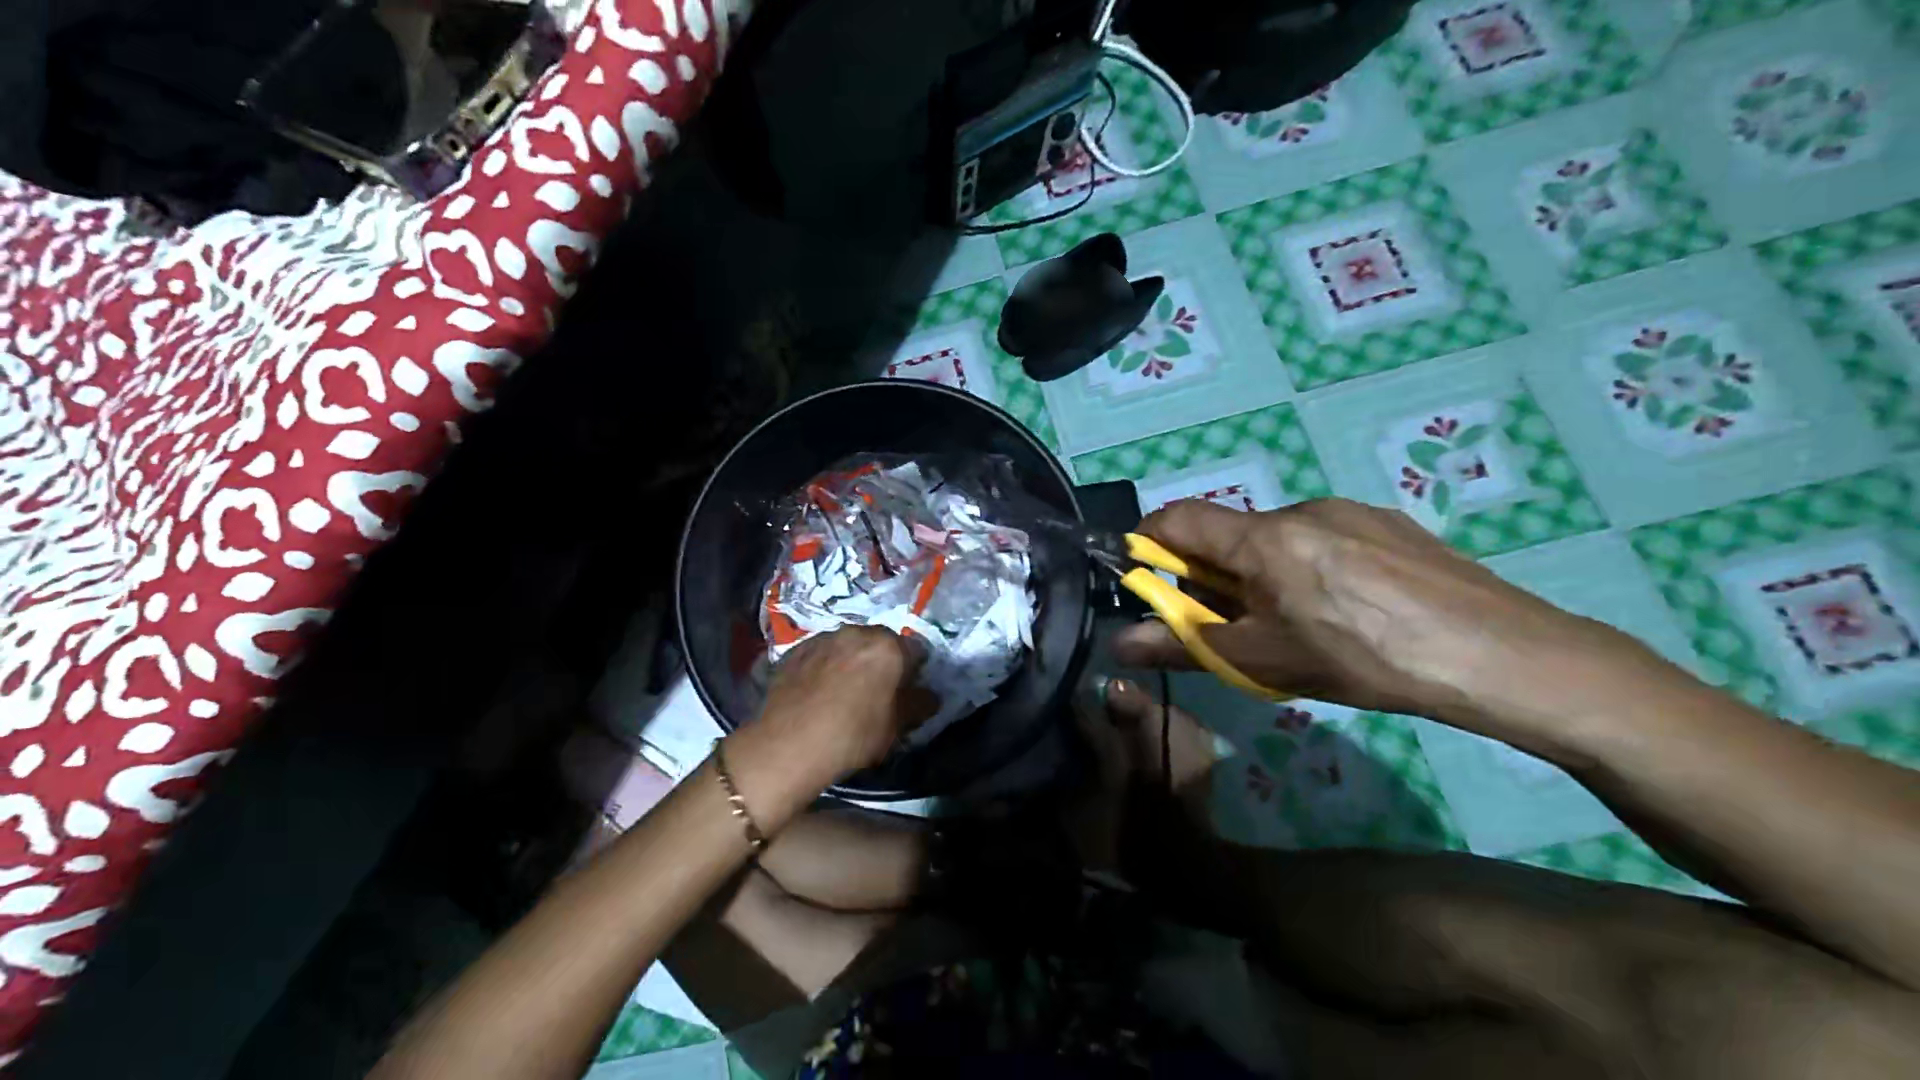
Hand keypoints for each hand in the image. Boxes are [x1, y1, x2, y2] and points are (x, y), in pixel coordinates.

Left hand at [739, 626, 931, 792]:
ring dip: (852, 661)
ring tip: (844, 691)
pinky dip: (826, 666)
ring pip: (848, 645)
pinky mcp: (795, 650)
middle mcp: (857, 632)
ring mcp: (823, 638)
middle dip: (882, 662)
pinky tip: (819, 692)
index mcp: (888, 646)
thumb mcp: (897, 726)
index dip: (914, 672)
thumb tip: (930, 696)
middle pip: (880, 643)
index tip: (907, 692)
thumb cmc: (854, 734)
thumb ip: (919, 705)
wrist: (789, 744)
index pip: (915, 651)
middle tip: (877, 691)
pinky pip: (821, 654)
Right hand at [1112, 499, 1671, 754]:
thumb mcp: (1264, 662)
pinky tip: (1350, 609)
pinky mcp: (1389, 523)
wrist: (1503, 656)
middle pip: (1229, 533)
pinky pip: (1324, 538)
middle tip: (1235, 624)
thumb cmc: (1365, 659)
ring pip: (1278, 538)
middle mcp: (1300, 509)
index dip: (1148, 543)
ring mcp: (1350, 511)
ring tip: (1302, 622)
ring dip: (1263, 572)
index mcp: (1263, 538)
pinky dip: (1309, 566)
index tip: (1149, 581)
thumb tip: (1120, 645)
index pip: (1177, 519)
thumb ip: (1184, 646)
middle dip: (1212, 574)